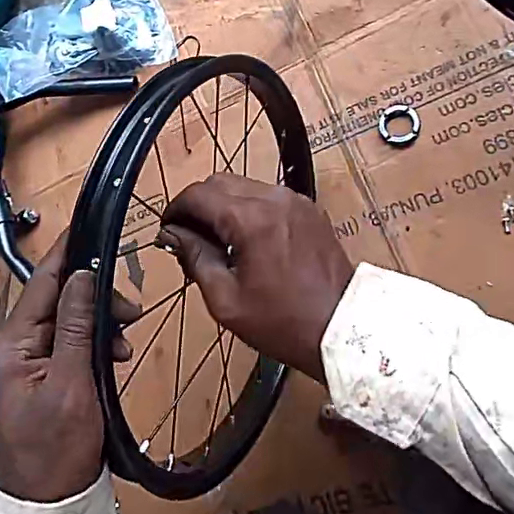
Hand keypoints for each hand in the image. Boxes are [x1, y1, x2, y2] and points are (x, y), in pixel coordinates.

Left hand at [0, 243, 136, 502]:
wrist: (47, 509)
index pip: (41, 282)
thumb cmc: (55, 450)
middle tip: (130, 310)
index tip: (88, 228)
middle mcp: (17, 344)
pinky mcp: (46, 375)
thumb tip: (83, 274)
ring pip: (70, 320)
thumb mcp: (72, 383)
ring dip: (100, 323)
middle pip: (59, 299)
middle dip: (95, 298)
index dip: (66, 254)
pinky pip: (73, 343)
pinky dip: (97, 345)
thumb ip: (77, 325)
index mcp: (13, 341)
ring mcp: (31, 361)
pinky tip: (116, 355)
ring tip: (126, 341)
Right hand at [158, 173, 353, 382]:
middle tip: (188, 237)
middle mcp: (273, 198)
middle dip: (197, 204)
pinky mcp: (308, 209)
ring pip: (242, 185)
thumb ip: (195, 258)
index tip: (167, 230)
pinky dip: (247, 208)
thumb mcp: (226, 300)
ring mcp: (294, 200)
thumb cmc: (284, 322)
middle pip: (218, 182)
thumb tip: (174, 234)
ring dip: (222, 205)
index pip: (198, 195)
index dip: (175, 209)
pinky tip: (245, 239)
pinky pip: (266, 195)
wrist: (345, 331)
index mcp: (251, 219)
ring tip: (216, 240)